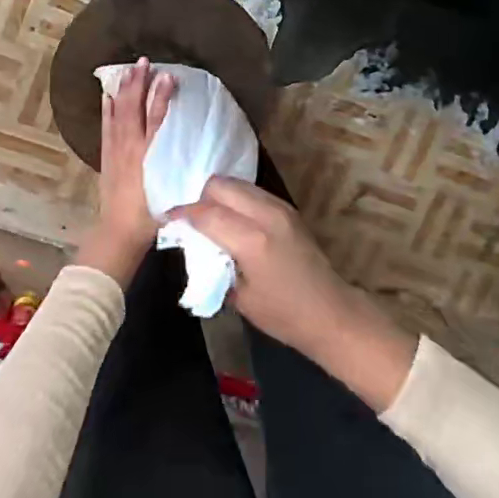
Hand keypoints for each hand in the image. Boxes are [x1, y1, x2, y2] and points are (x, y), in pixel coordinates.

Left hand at [75, 58, 174, 285]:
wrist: (119, 231)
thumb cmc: (152, 215)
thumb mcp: (173, 190)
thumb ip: (182, 168)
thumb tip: (197, 149)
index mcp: (150, 155)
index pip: (157, 118)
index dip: (162, 96)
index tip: (169, 76)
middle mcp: (131, 147)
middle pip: (135, 108)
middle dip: (139, 83)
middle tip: (144, 61)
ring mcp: (116, 149)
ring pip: (119, 112)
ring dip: (124, 90)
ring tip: (128, 69)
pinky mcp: (106, 155)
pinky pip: (106, 126)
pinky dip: (107, 109)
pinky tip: (108, 95)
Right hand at [170, 176, 416, 409]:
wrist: (331, 312)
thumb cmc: (283, 315)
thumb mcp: (238, 296)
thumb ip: (213, 263)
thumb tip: (194, 244)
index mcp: (251, 239)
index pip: (206, 213)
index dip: (182, 214)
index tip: (167, 219)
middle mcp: (266, 214)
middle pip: (220, 185)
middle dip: (200, 198)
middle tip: (191, 219)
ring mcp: (280, 207)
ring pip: (237, 183)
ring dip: (219, 196)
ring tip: (210, 218)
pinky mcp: (288, 208)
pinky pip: (252, 192)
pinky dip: (236, 199)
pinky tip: (232, 219)